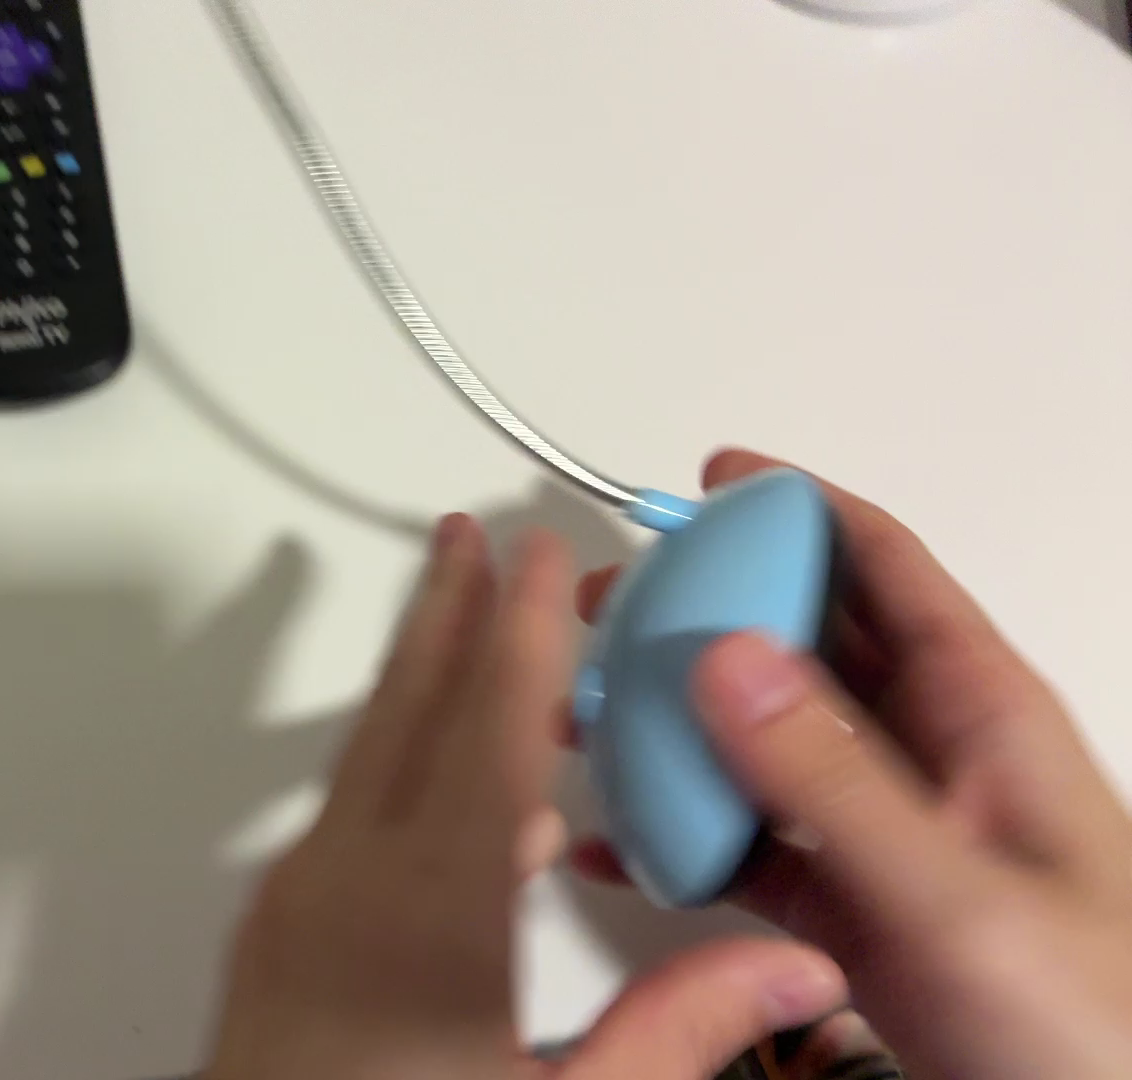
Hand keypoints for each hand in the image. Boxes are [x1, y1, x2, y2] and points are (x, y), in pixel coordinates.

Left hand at [202, 515, 847, 1079]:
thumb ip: (673, 1033)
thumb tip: (793, 964)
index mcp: (428, 910)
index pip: (484, 732)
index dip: (516, 633)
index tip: (530, 556)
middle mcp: (349, 867)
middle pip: (407, 704)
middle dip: (444, 607)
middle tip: (465, 531)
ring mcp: (301, 877)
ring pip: (372, 741)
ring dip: (420, 671)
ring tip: (464, 617)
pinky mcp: (282, 900)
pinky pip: (352, 801)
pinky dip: (403, 758)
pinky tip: (456, 771)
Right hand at [569, 449, 1131, 1079]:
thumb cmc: (1088, 1025)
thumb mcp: (956, 896)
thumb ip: (833, 778)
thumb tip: (719, 654)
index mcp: (970, 714)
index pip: (882, 570)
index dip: (801, 508)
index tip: (716, 476)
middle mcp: (902, 744)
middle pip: (783, 635)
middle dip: (689, 603)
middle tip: (607, 597)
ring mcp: (851, 808)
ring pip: (733, 723)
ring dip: (651, 712)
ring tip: (581, 715)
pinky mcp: (812, 871)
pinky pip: (717, 819)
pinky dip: (656, 820)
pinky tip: (605, 835)